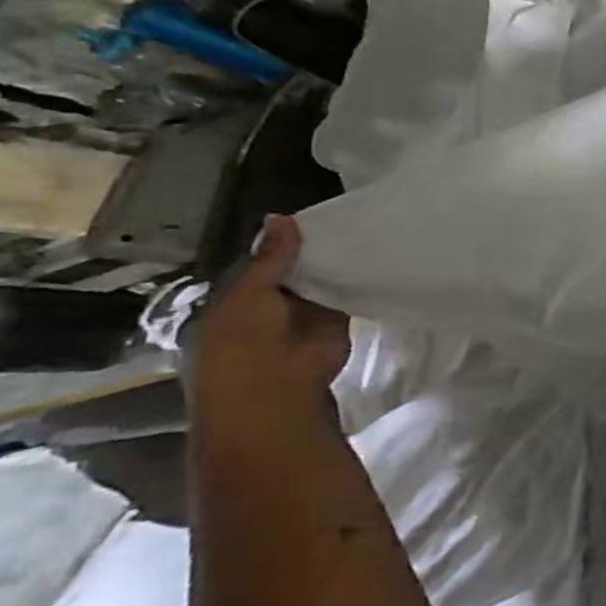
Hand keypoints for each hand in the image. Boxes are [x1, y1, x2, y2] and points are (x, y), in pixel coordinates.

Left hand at [186, 214, 350, 421]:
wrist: (279, 390)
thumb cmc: (244, 343)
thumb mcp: (249, 293)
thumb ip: (270, 257)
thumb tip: (280, 215)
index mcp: (235, 304)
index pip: (260, 266)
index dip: (279, 244)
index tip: (306, 218)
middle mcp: (268, 309)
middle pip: (292, 272)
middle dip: (310, 251)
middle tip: (338, 215)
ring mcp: (302, 317)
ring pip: (319, 282)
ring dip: (333, 264)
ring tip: (358, 226)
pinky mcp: (334, 323)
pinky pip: (344, 294)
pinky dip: (353, 278)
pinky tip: (369, 252)